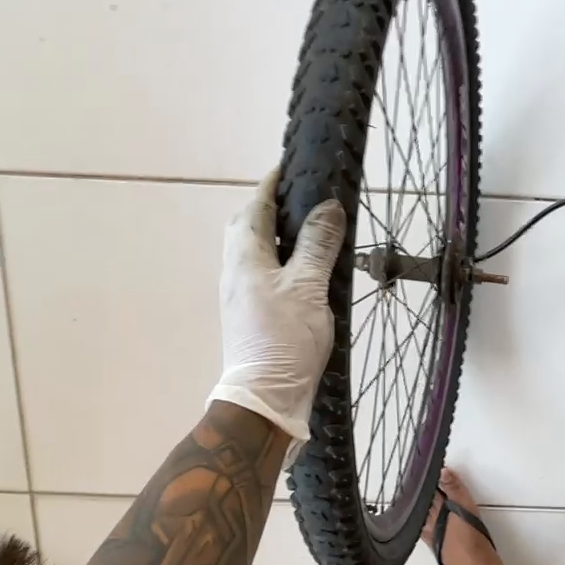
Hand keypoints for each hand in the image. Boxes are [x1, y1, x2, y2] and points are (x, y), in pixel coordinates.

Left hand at [209, 170, 344, 461]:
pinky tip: (304, 274)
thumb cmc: (284, 339)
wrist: (266, 397)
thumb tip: (328, 207)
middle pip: (247, 228)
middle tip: (300, 201)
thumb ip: (318, 246)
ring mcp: (241, 296)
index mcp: (245, 257)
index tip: (291, 166)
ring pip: (254, 253)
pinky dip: (281, 263)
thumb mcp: (308, 287)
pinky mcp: (251, 316)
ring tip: (308, 234)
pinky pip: (263, 275)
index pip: (255, 207)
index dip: (272, 184)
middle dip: (269, 209)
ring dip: (276, 237)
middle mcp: (236, 272)